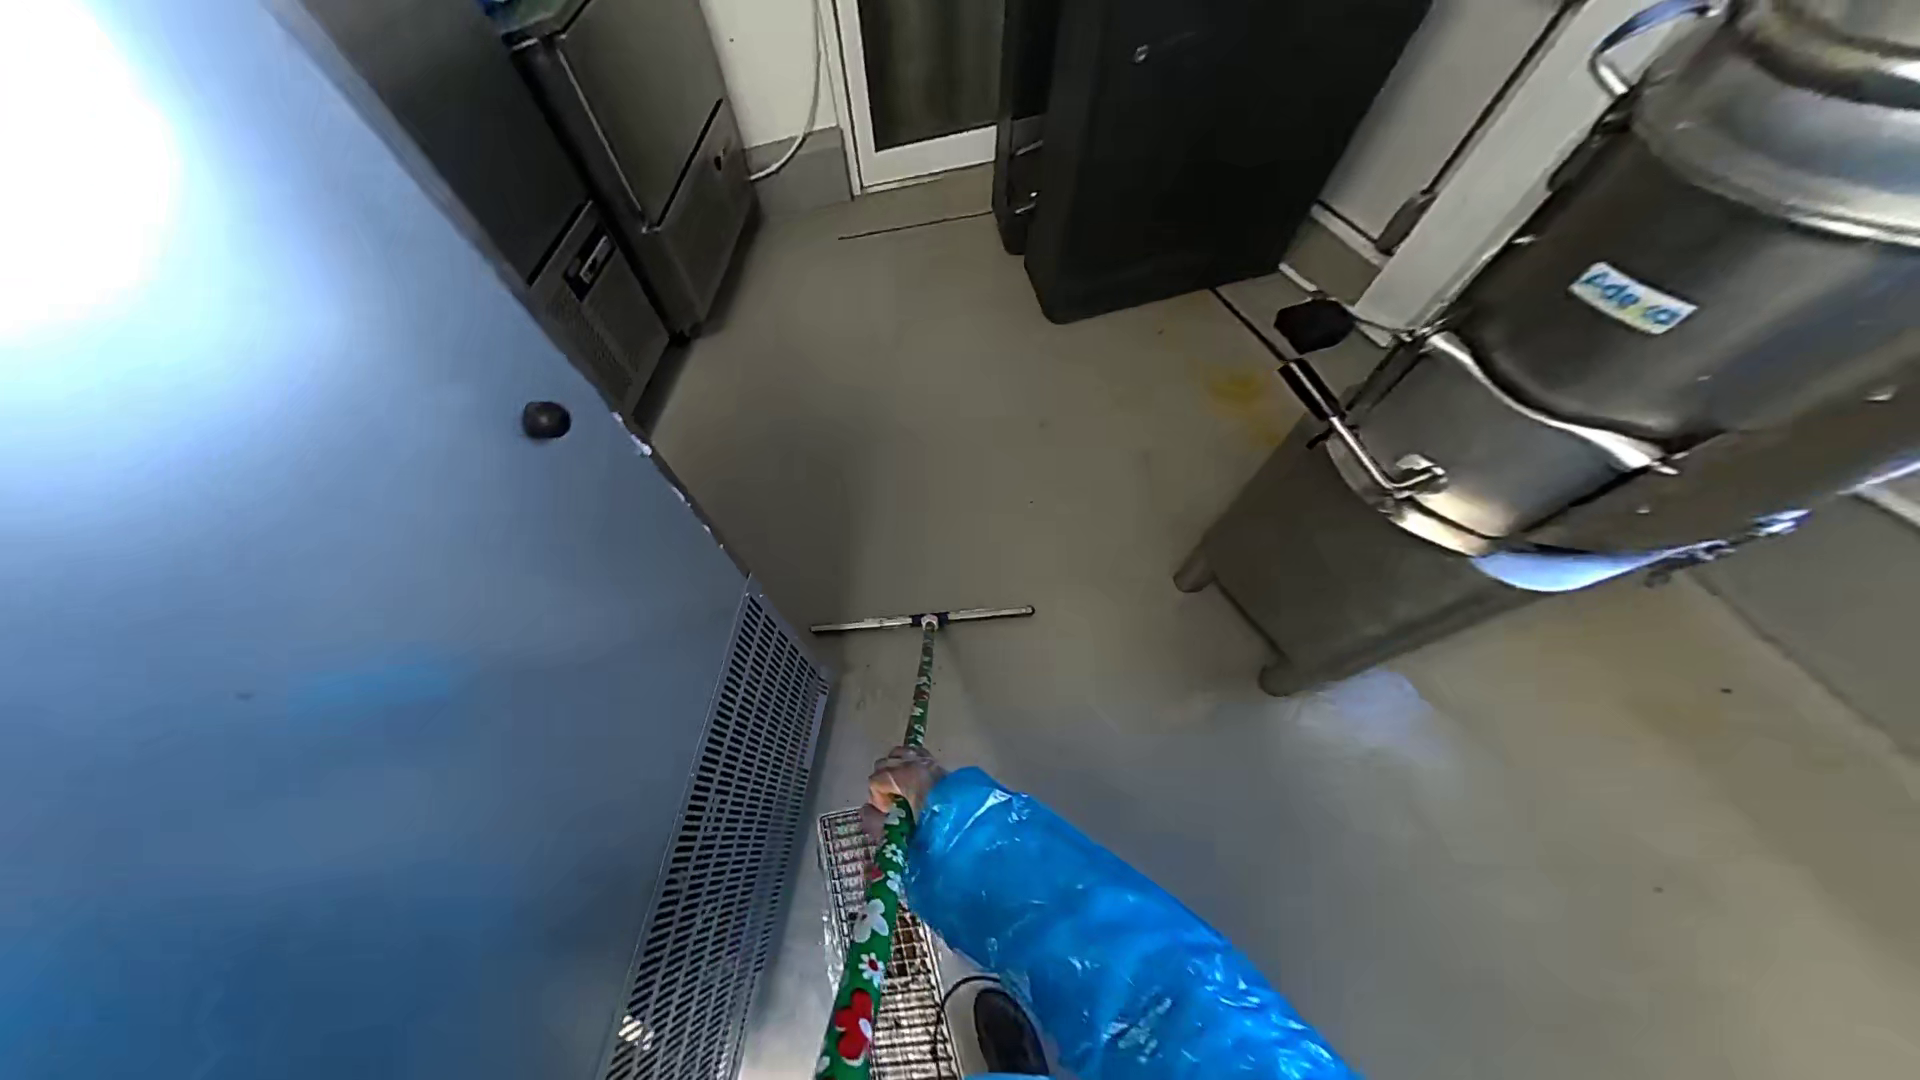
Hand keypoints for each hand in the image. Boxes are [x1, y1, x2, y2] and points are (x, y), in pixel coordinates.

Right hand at [859, 745, 945, 840]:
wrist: (965, 819)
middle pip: (882, 764)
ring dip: (894, 770)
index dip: (878, 798)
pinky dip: (907, 761)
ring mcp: (924, 758)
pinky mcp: (934, 759)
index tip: (890, 811)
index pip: (874, 780)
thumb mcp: (902, 829)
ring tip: (903, 789)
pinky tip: (913, 778)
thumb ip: (878, 822)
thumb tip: (866, 811)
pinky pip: (912, 752)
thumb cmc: (933, 826)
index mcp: (903, 777)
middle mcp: (911, 762)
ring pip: (897, 754)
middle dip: (882, 783)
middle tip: (894, 803)